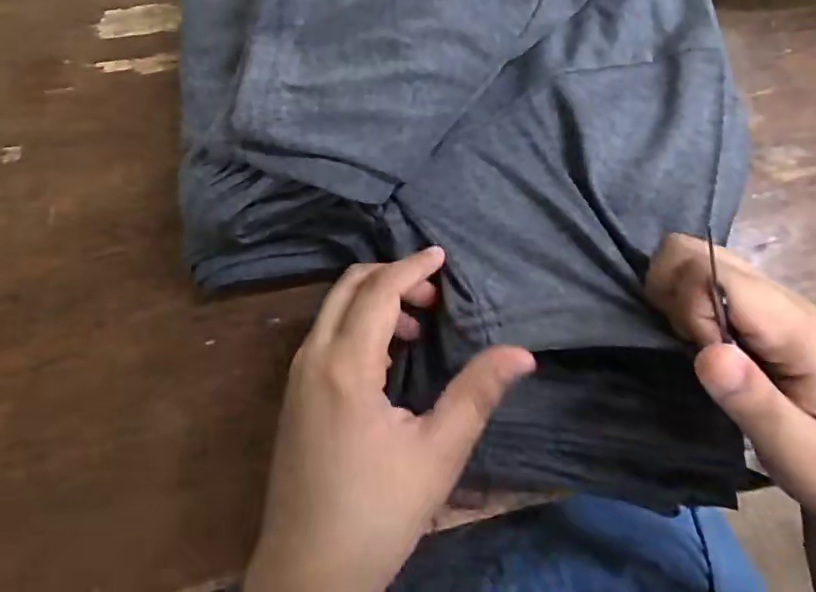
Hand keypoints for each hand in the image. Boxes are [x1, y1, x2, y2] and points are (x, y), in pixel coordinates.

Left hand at [245, 247, 535, 591]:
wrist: (307, 574)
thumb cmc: (378, 512)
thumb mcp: (438, 454)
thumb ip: (477, 394)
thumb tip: (522, 354)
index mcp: (345, 366)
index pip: (378, 290)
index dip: (412, 267)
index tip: (442, 254)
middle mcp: (312, 358)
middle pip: (350, 286)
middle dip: (392, 277)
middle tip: (433, 296)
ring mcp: (297, 375)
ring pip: (334, 308)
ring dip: (374, 300)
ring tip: (416, 329)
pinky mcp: (294, 394)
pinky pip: (326, 333)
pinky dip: (357, 323)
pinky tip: (388, 358)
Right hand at [644, 234, 815, 545]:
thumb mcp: (807, 461)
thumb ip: (757, 405)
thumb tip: (708, 352)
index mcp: (794, 325)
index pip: (713, 273)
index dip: (689, 309)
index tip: (701, 361)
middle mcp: (779, 299)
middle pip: (698, 251)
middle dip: (671, 291)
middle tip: (682, 345)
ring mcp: (768, 304)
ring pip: (695, 260)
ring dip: (673, 296)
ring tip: (689, 347)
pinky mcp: (756, 315)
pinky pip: (702, 282)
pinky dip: (682, 303)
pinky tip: (695, 345)